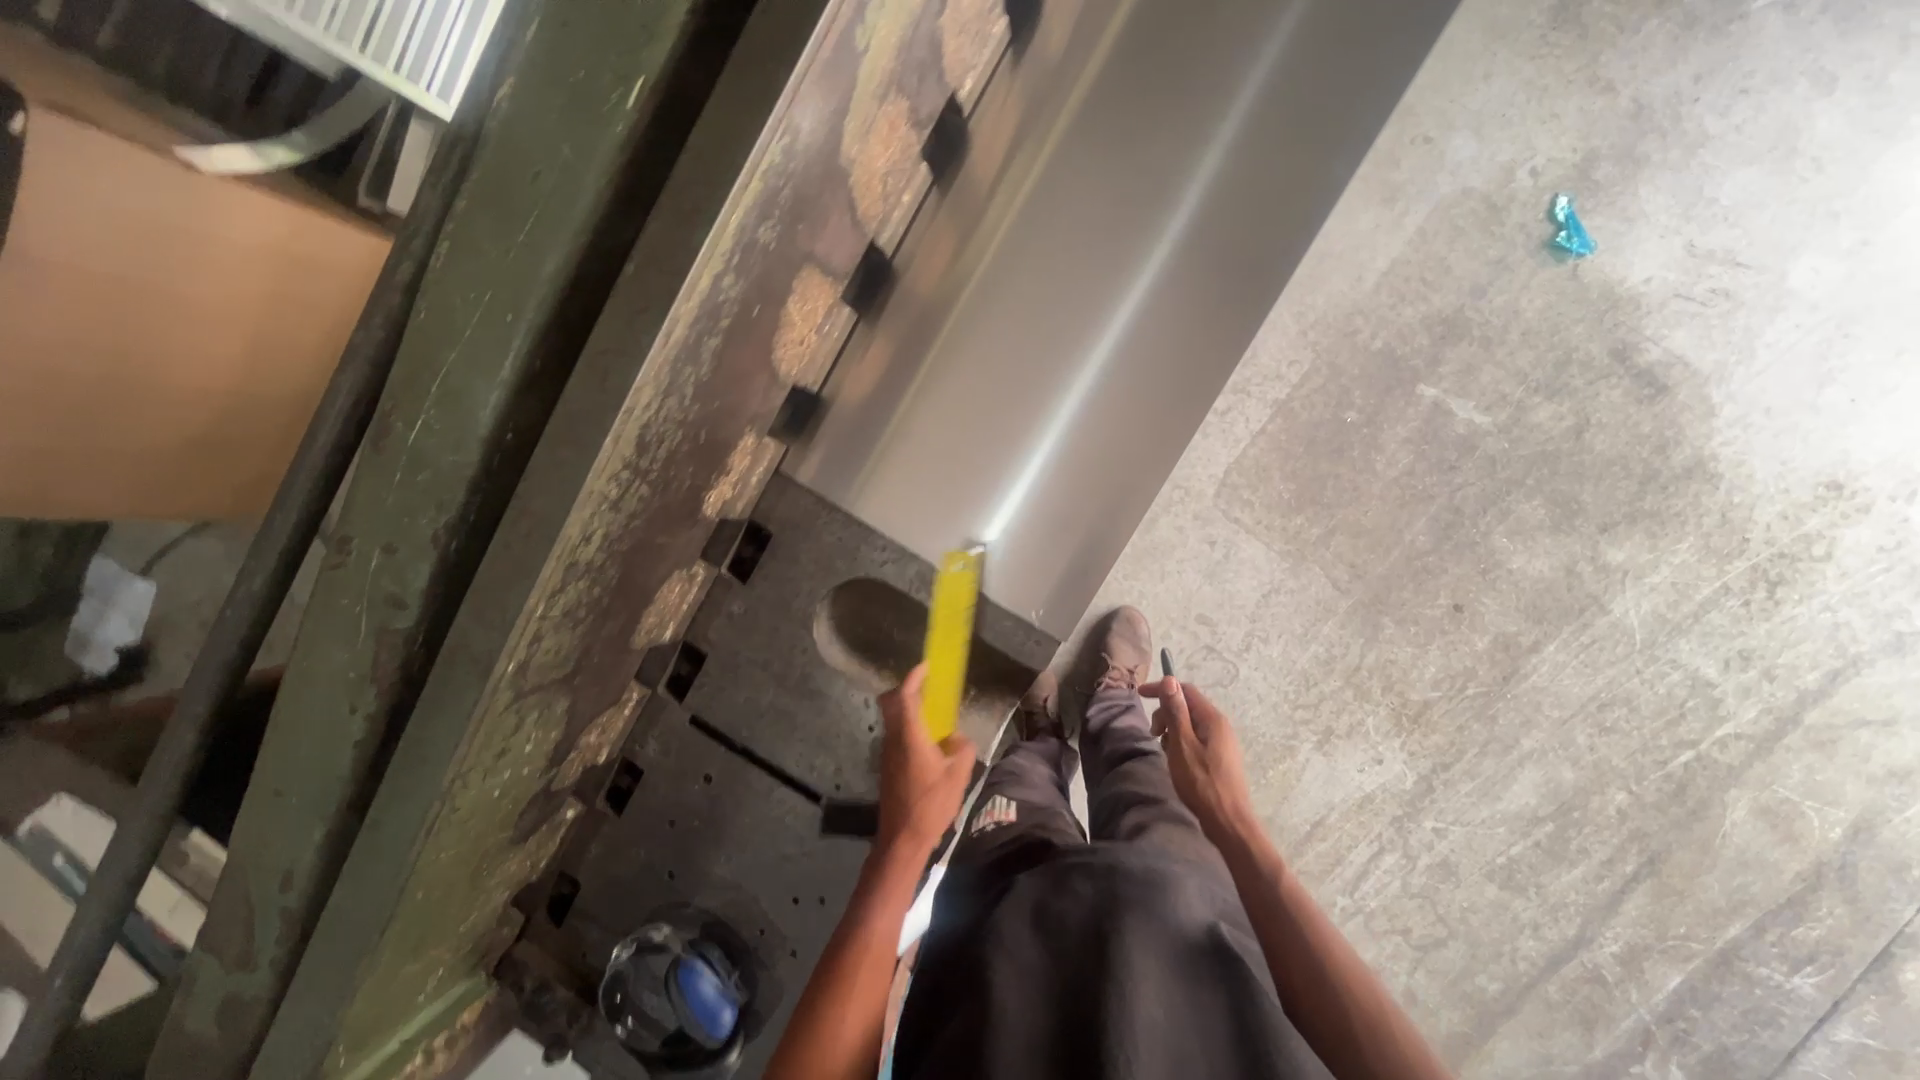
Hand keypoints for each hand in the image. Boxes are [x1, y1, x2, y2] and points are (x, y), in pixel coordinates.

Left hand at [875, 664, 976, 856]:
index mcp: (910, 737)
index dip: (913, 677)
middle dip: (905, 689)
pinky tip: (928, 743)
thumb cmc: (931, 804)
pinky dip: (908, 728)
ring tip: (932, 715)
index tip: (926, 667)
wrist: (903, 837)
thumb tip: (956, 739)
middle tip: (926, 687)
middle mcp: (893, 740)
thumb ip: (962, 749)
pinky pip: (896, 736)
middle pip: (890, 703)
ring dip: (907, 710)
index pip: (905, 696)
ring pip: (892, 720)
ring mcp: (887, 753)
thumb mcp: (958, 776)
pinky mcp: (887, 766)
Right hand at [1144, 677, 1255, 843]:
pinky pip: (1197, 739)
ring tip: (1164, 751)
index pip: (1185, 690)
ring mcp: (1223, 742)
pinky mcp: (1221, 758)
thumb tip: (1169, 680)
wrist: (1228, 822)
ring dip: (1172, 730)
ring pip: (1191, 724)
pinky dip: (1181, 742)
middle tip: (1153, 735)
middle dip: (1166, 713)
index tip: (1139, 695)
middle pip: (1188, 706)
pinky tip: (1177, 761)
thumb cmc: (1202, 783)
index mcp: (1212, 719)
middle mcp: (1221, 726)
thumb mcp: (1182, 745)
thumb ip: (1175, 712)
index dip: (1161, 689)